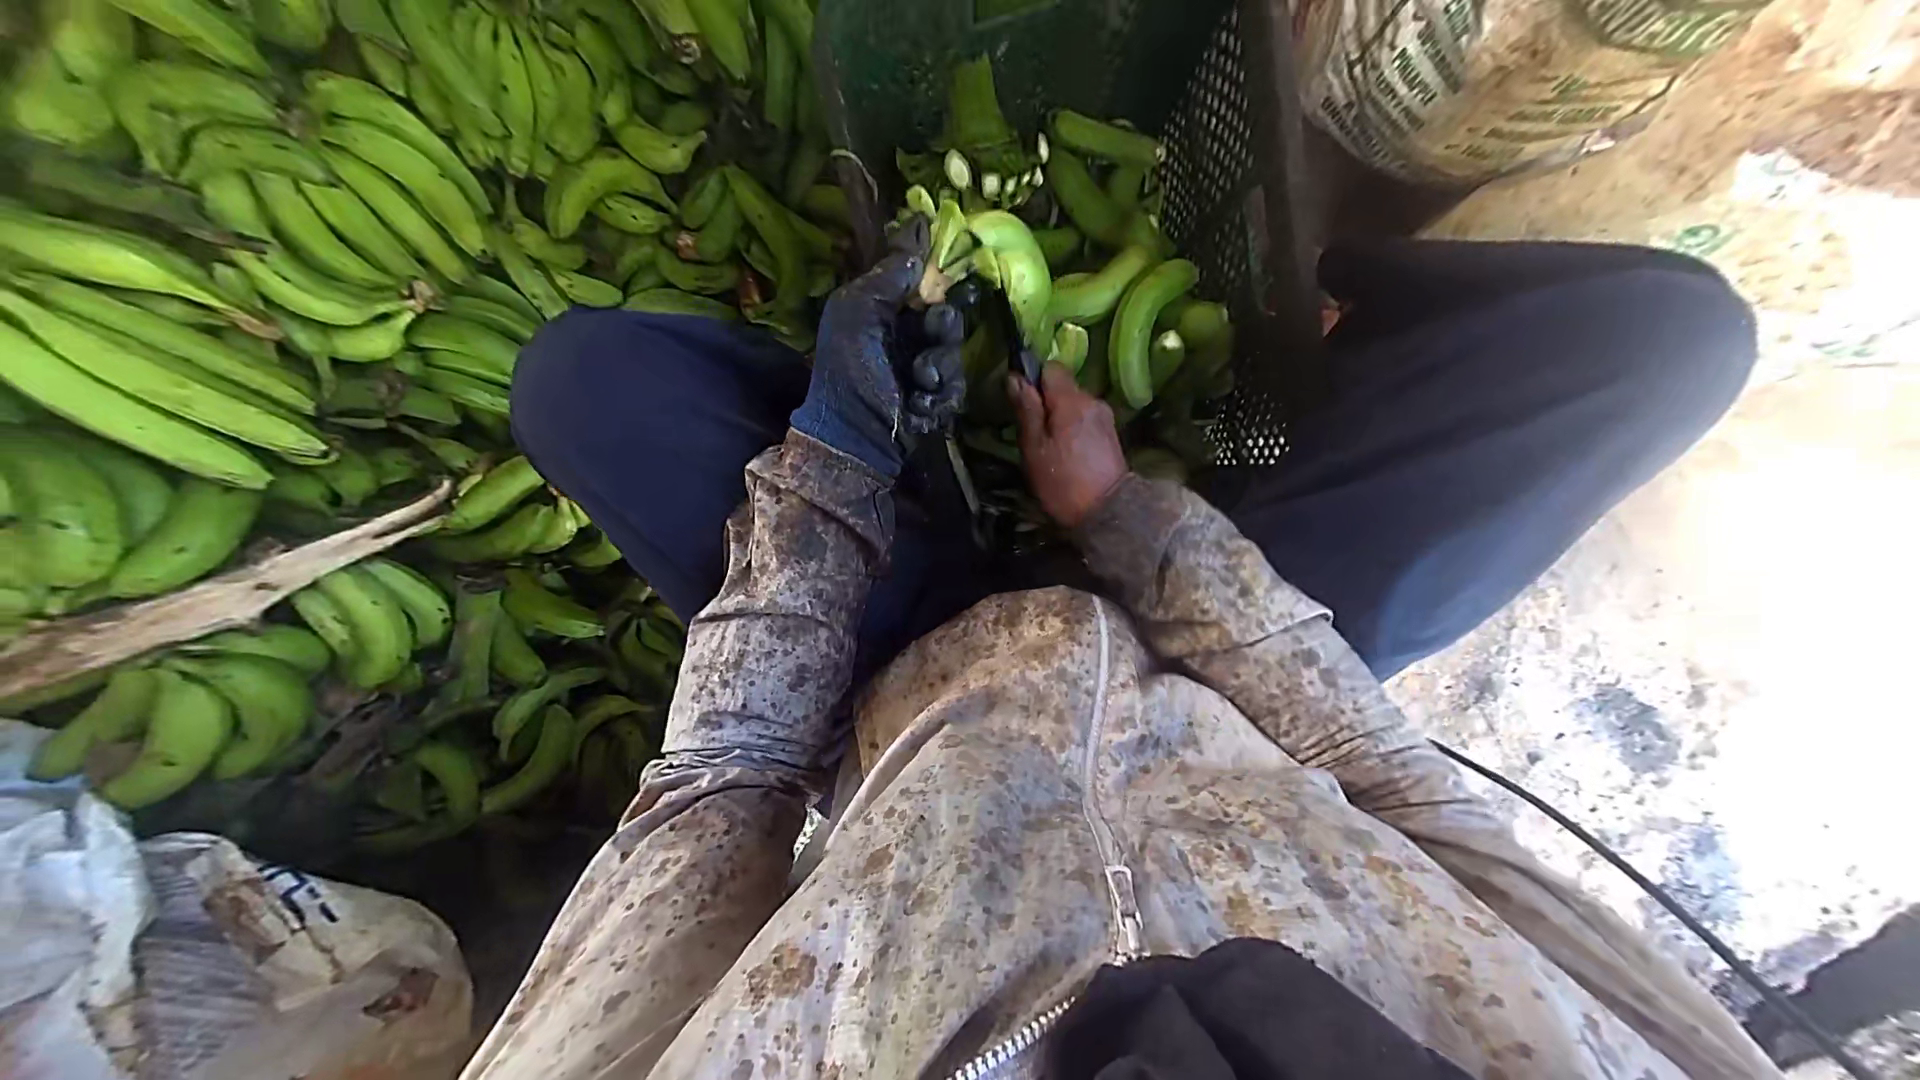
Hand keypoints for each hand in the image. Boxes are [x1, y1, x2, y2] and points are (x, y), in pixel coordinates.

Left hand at [789, 219, 964, 475]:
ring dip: (938, 365)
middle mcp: (908, 337)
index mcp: (887, 311)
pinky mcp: (938, 400)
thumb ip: (889, 272)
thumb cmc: (848, 367)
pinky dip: (939, 395)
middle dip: (943, 326)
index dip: (937, 281)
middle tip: (933, 330)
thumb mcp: (858, 309)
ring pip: (955, 353)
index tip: (943, 278)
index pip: (924, 286)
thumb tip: (919, 225)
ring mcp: (925, 369)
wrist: (854, 430)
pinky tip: (919, 404)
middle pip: (948, 317)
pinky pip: (957, 386)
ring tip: (918, 381)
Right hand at [1009, 363, 1127, 528]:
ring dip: (1060, 417)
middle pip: (1063, 387)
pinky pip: (1085, 419)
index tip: (1023, 402)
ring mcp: (1105, 417)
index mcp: (1072, 400)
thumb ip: (1026, 409)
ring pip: (1074, 404)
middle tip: (1032, 432)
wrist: (1107, 513)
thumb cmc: (1062, 482)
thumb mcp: (1034, 448)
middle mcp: (1093, 400)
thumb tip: (1015, 376)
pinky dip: (1073, 428)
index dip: (1034, 379)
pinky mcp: (1110, 433)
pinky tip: (1067, 451)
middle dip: (1046, 402)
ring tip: (1049, 446)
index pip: (1051, 367)